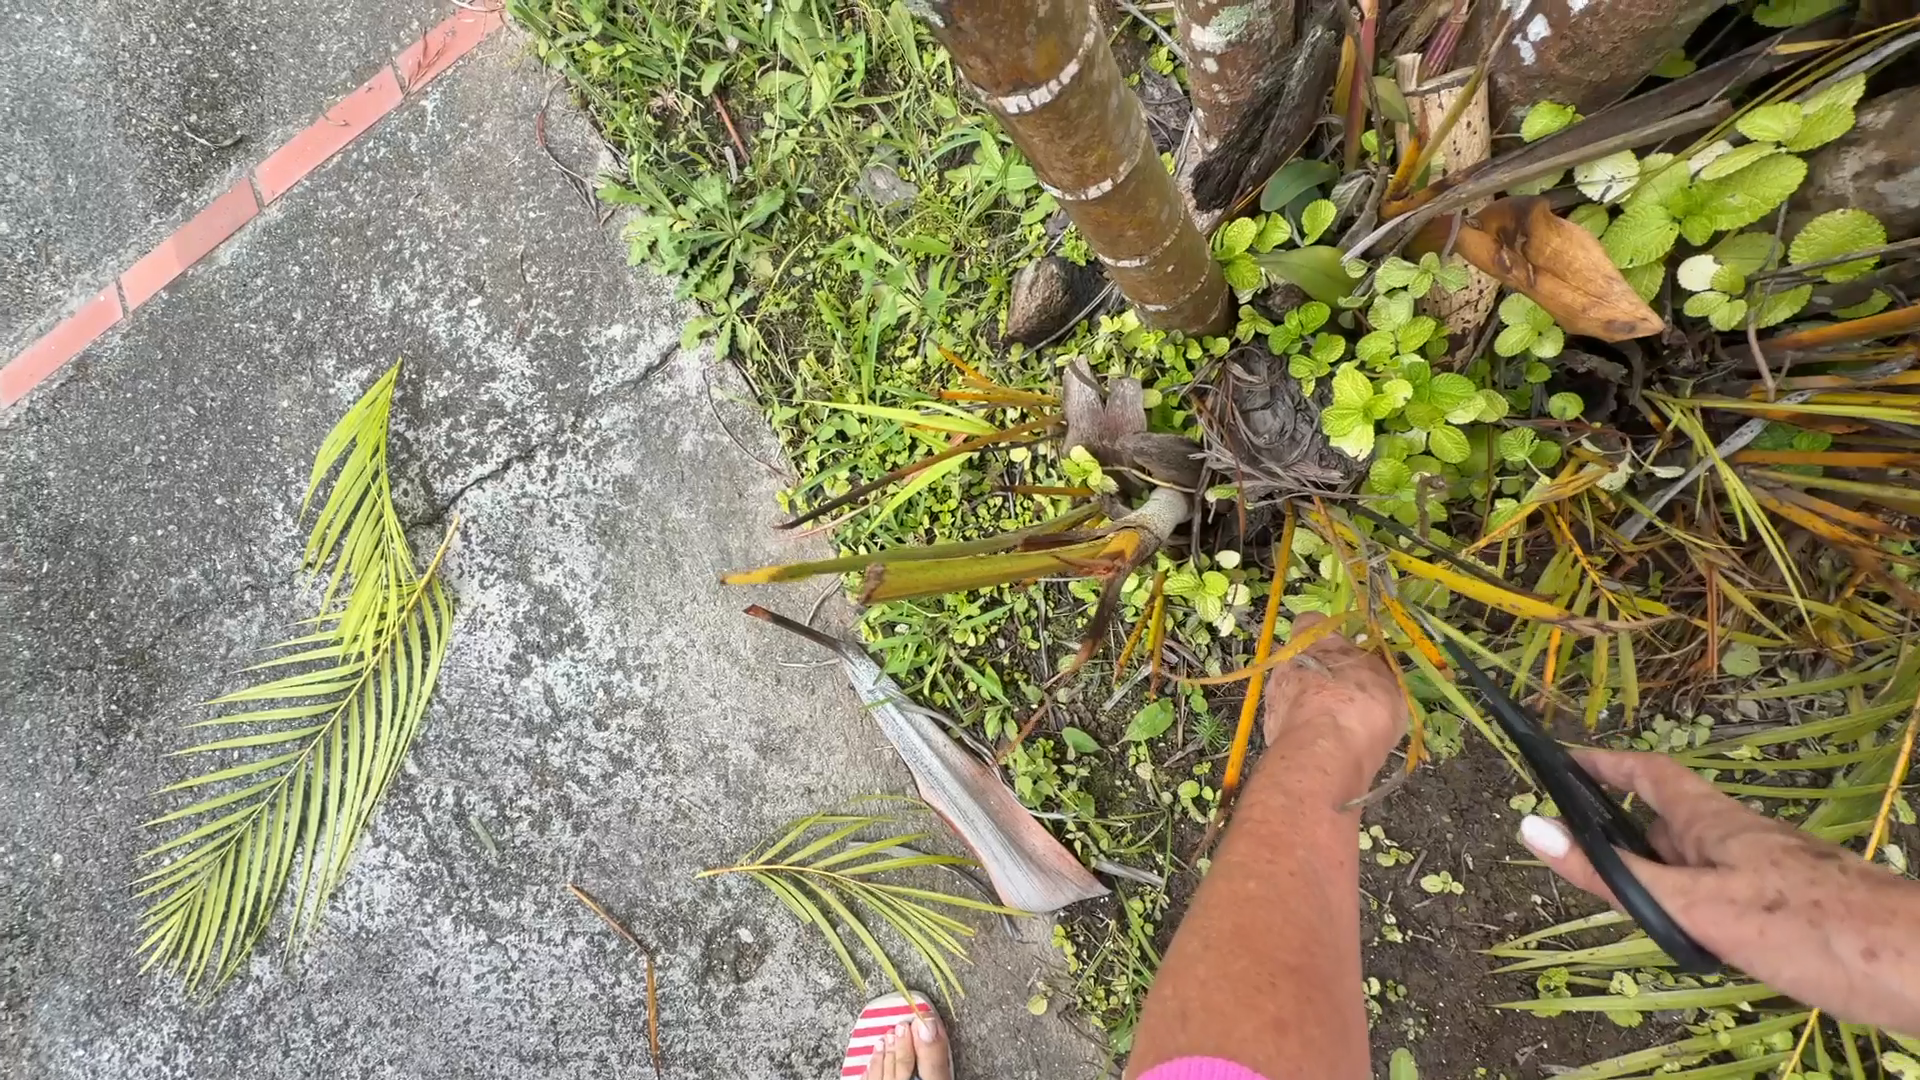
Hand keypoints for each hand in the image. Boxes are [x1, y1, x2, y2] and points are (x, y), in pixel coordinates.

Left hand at [1262, 613, 1407, 779]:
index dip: (1326, 634)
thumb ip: (1372, 666)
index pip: (1312, 622)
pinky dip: (1304, 724)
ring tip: (1337, 721)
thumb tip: (1368, 662)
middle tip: (1346, 692)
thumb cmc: (1360, 705)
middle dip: (1320, 673)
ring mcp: (1274, 691)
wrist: (1324, 749)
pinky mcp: (1270, 722)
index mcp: (1316, 640)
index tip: (1343, 649)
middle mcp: (1288, 660)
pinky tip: (1324, 739)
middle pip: (1302, 659)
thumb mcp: (1385, 679)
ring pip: (1293, 688)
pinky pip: (1290, 716)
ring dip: (1309, 700)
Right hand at [1519, 749, 1919, 1032]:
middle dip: (1625, 839)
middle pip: (1667, 823)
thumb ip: (1610, 874)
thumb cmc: (1812, 930)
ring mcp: (1777, 874)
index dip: (1601, 761)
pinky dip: (1703, 909)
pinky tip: (1711, 946)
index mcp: (1711, 822)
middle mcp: (1740, 839)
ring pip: (1699, 865)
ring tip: (1650, 922)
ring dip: (1665, 882)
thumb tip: (1527, 826)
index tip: (1560, 759)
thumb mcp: (1694, 906)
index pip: (1645, 773)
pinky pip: (1733, 896)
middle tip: (1589, 868)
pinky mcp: (1805, 910)